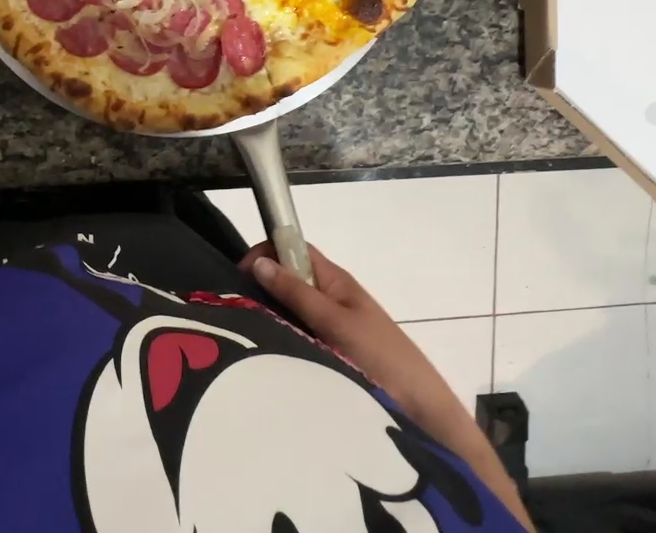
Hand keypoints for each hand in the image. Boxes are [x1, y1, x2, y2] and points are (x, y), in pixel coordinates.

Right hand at [244, 243, 460, 424]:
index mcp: (334, 280)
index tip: (241, 276)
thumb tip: (259, 262)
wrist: (419, 408)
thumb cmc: (380, 355)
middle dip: (261, 287)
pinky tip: (265, 354)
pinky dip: (281, 339)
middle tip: (236, 310)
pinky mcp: (329, 352)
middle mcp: (330, 297)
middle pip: (287, 279)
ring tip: (244, 334)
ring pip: (289, 310)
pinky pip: (297, 335)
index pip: (293, 248)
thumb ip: (297, 293)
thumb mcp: (334, 322)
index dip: (266, 252)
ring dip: (269, 315)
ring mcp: (330, 326)